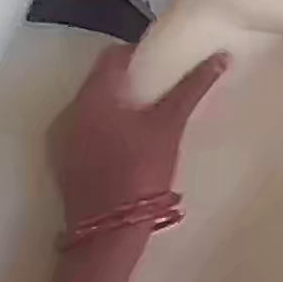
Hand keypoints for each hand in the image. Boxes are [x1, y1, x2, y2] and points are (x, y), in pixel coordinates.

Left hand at [48, 45, 229, 226]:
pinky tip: (132, 136)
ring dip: (119, 101)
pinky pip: (86, 126)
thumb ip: (193, 86)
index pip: (112, 56)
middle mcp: (69, 112)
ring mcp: (61, 138)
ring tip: (152, 110)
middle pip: (101, 79)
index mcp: (92, 96)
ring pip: (93, 104)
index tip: (165, 59)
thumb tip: (221, 56)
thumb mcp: (171, 123)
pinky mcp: (63, 160)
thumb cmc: (140, 168)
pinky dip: (107, 122)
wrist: (109, 230)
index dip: (139, 52)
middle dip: (131, 78)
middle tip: (164, 83)